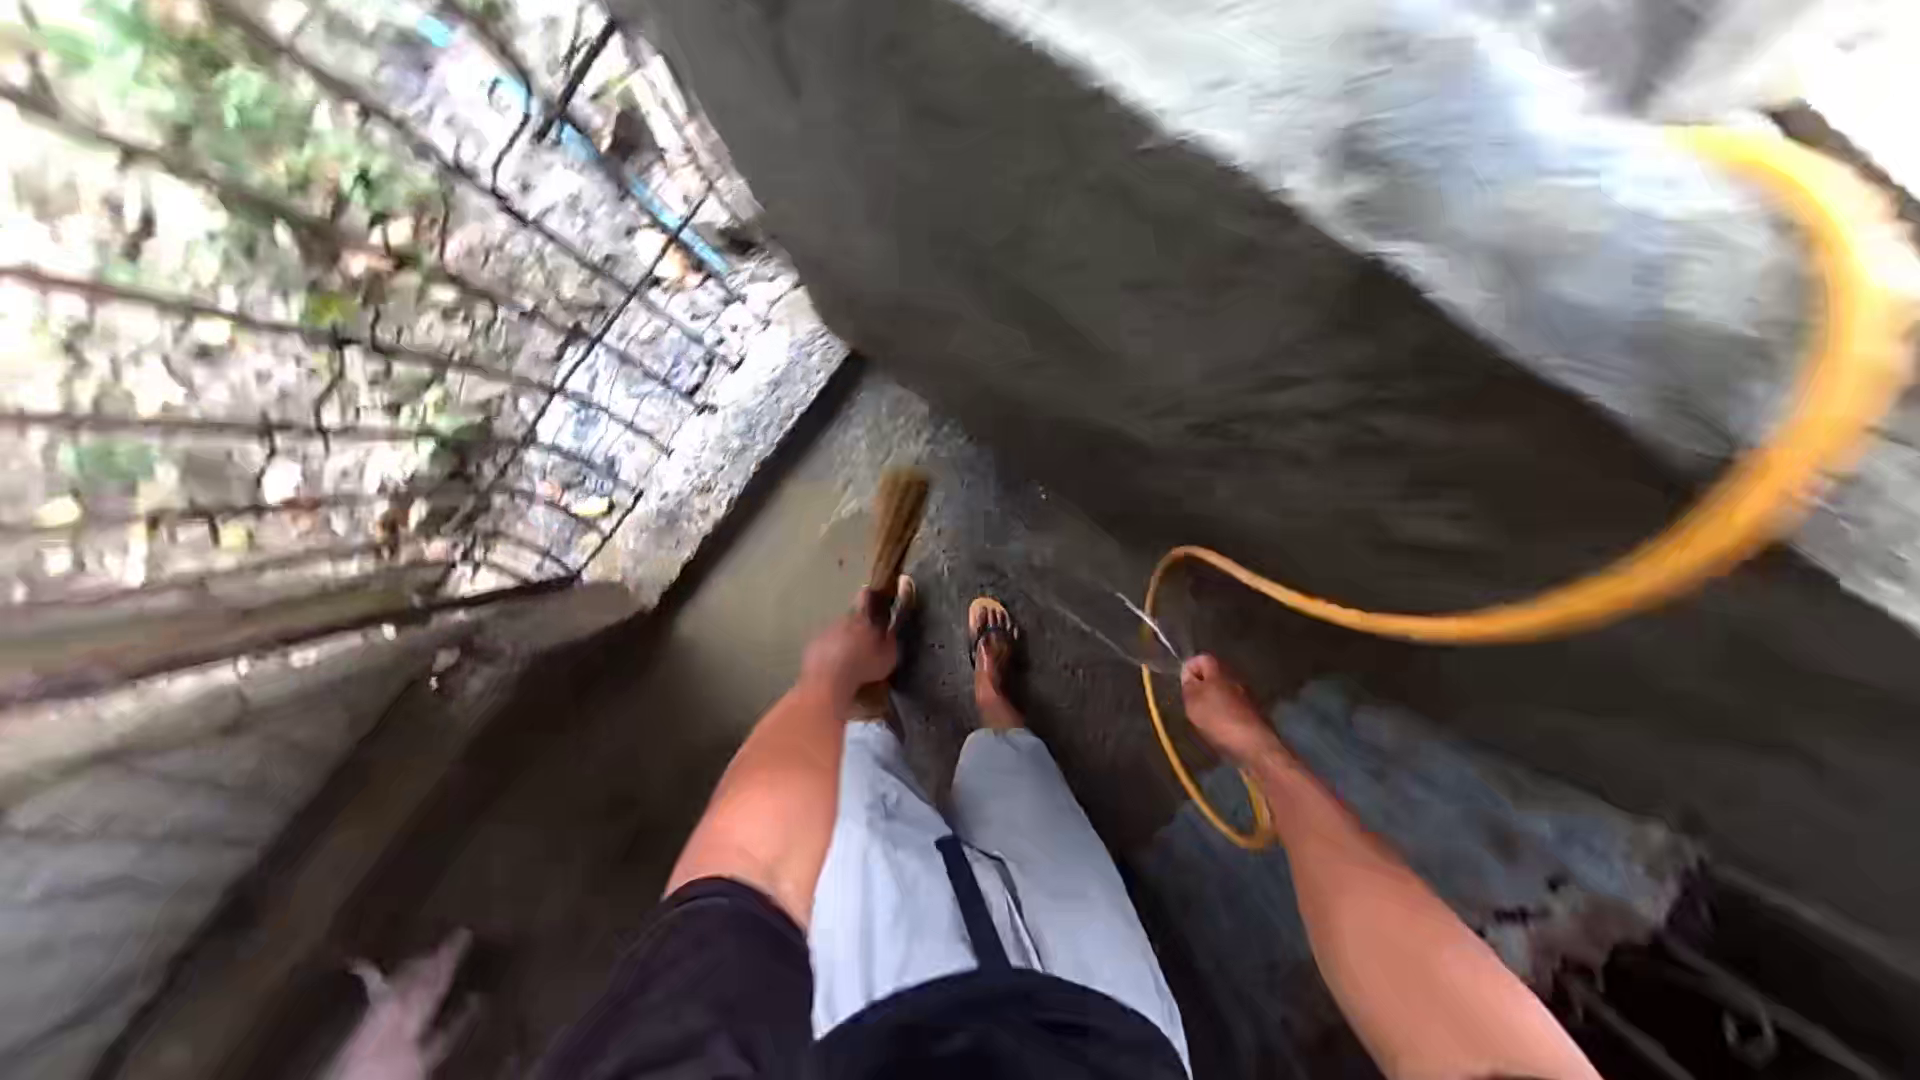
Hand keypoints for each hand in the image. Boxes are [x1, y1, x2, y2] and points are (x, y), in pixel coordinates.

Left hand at [800, 588, 898, 699]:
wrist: (828, 682)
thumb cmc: (863, 667)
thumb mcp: (888, 656)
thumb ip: (890, 640)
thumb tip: (891, 630)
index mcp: (862, 618)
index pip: (866, 595)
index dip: (872, 595)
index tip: (877, 599)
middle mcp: (842, 619)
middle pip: (852, 616)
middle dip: (859, 625)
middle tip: (866, 641)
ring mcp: (825, 632)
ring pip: (838, 631)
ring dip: (844, 640)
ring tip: (850, 659)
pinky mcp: (813, 646)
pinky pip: (825, 645)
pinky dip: (831, 652)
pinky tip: (836, 667)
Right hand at [1181, 654, 1284, 765]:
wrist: (1253, 743)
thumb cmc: (1217, 718)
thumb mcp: (1192, 700)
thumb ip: (1188, 684)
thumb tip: (1190, 676)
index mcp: (1219, 670)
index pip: (1201, 658)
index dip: (1189, 669)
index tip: (1184, 686)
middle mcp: (1235, 677)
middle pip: (1214, 674)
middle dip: (1202, 685)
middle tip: (1193, 702)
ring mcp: (1248, 694)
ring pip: (1225, 690)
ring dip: (1215, 699)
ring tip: (1206, 716)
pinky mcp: (1255, 710)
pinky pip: (1234, 705)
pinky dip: (1226, 711)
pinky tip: (1222, 725)